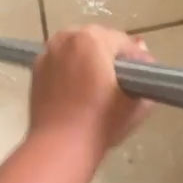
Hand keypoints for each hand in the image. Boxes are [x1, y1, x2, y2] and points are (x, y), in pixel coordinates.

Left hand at [27, 26, 155, 154]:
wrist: (61, 144)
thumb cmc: (102, 120)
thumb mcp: (137, 100)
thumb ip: (146, 71)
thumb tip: (141, 53)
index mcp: (91, 38)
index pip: (122, 42)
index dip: (135, 60)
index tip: (141, 76)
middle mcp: (65, 38)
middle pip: (96, 41)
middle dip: (108, 57)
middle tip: (117, 81)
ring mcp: (47, 54)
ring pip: (75, 50)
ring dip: (87, 61)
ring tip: (96, 85)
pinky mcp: (35, 71)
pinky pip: (59, 64)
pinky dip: (69, 70)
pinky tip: (76, 89)